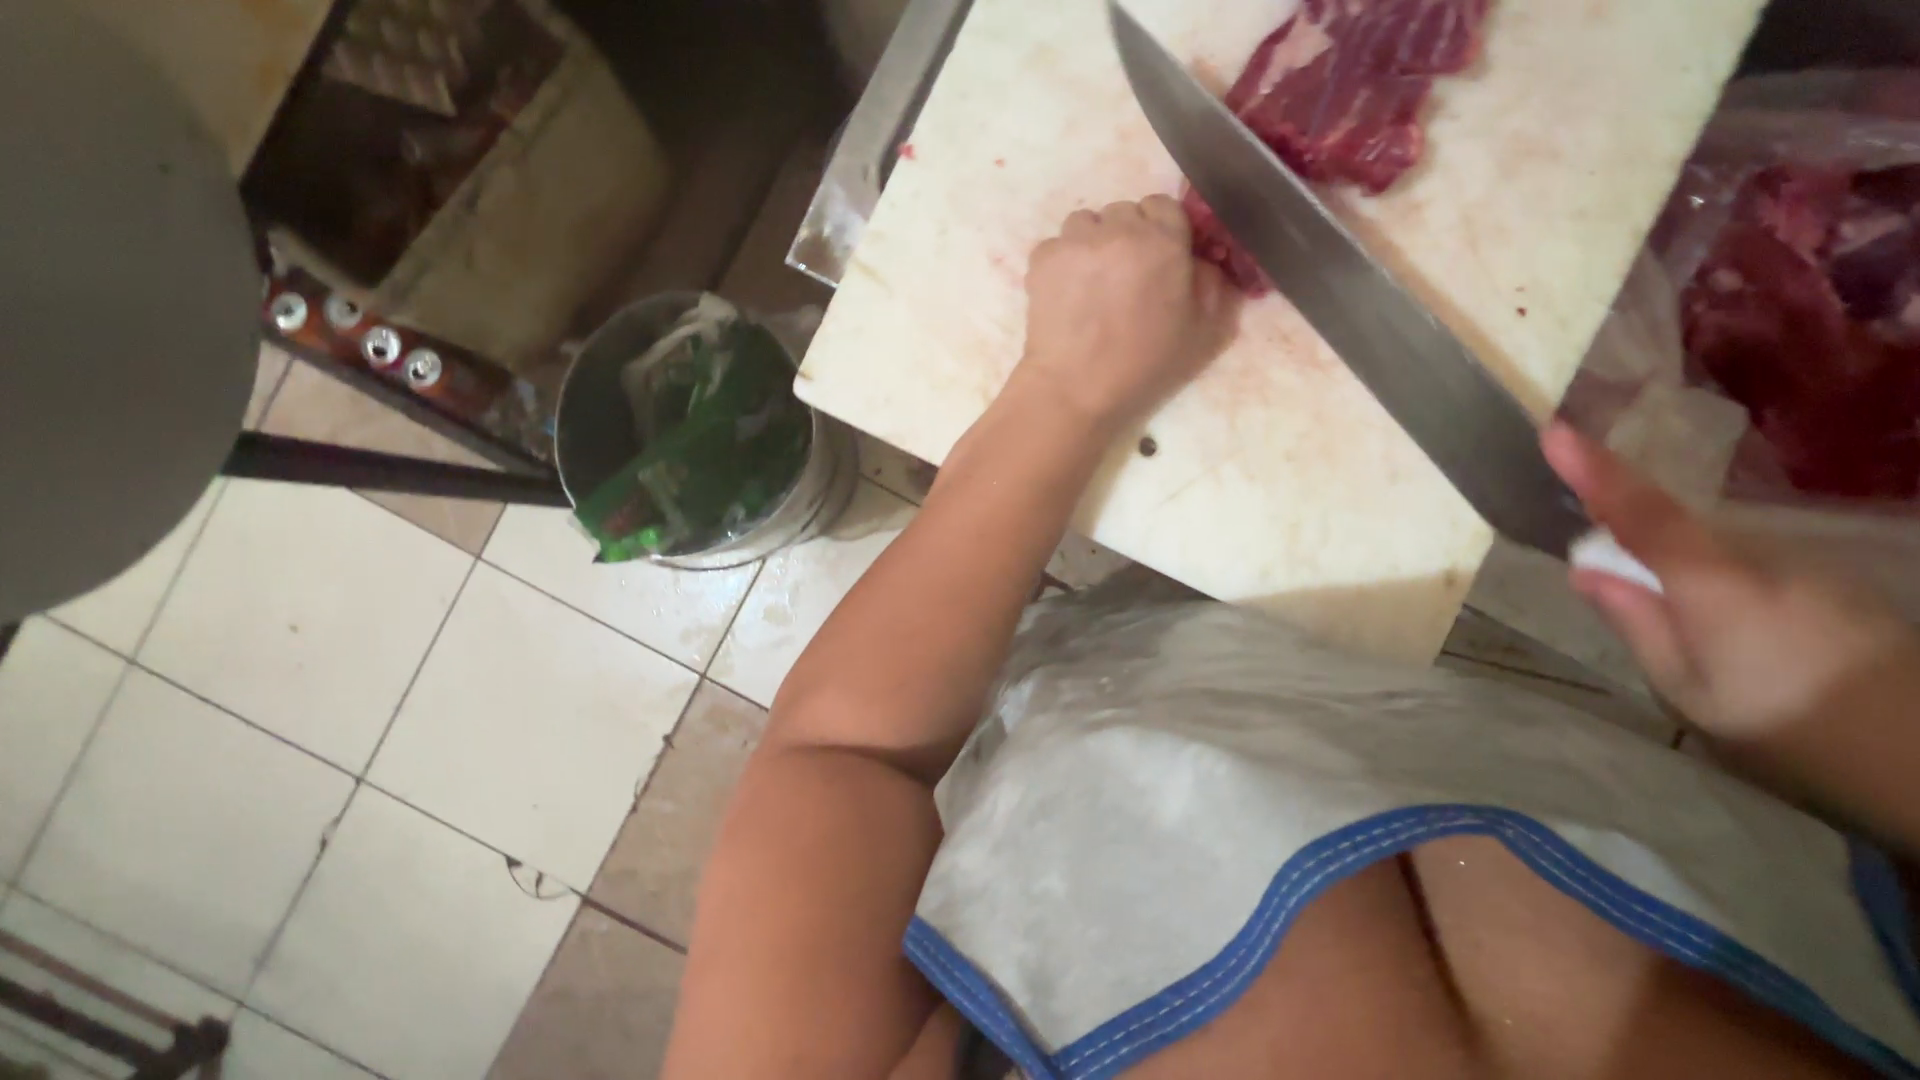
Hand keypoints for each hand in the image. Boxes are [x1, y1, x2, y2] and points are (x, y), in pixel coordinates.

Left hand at [1014, 196, 1237, 429]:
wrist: (1076, 388)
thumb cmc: (1145, 366)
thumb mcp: (1204, 332)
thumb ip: (1212, 284)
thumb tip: (1199, 259)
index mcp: (1164, 241)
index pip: (1164, 205)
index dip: (1161, 231)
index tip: (1158, 260)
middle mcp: (1119, 230)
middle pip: (1124, 212)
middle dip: (1127, 236)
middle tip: (1125, 277)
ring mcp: (1076, 242)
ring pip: (1087, 223)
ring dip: (1092, 244)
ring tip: (1093, 283)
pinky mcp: (1042, 259)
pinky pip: (1056, 245)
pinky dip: (1062, 262)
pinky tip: (1067, 293)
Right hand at [1543, 423, 1919, 742]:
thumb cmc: (1787, 729)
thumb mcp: (1687, 691)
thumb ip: (1636, 622)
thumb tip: (1586, 571)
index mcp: (1716, 585)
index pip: (1643, 513)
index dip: (1596, 471)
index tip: (1556, 432)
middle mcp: (1764, 558)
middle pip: (1677, 532)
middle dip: (1637, 550)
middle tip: (1619, 600)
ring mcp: (1808, 565)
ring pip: (1717, 553)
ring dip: (1689, 579)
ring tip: (1707, 646)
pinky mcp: (1836, 580)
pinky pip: (1755, 568)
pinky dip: (1729, 590)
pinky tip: (1753, 645)